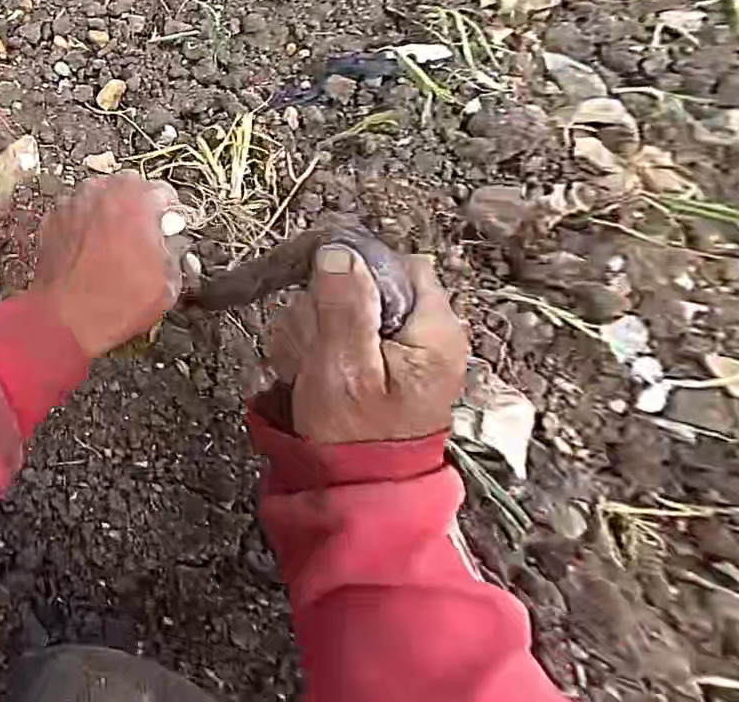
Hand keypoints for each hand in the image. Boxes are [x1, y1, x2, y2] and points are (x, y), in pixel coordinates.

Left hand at [31, 173, 186, 357]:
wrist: (63, 321)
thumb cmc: (115, 304)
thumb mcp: (167, 284)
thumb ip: (175, 254)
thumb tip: (172, 246)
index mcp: (137, 203)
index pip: (163, 191)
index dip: (168, 212)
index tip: (167, 228)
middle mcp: (103, 195)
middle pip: (129, 185)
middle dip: (138, 205)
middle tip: (141, 234)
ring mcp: (73, 204)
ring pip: (99, 195)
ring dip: (109, 210)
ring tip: (113, 242)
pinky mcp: (53, 220)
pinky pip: (76, 211)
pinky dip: (84, 222)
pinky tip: (89, 249)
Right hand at [263, 247, 465, 443]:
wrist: (346, 488)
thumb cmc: (354, 434)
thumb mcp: (346, 367)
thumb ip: (344, 306)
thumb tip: (339, 252)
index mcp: (433, 330)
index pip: (398, 265)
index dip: (359, 273)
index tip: (329, 297)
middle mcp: (417, 332)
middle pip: (360, 284)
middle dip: (325, 309)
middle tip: (318, 347)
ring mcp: (389, 345)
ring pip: (335, 306)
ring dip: (310, 331)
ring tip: (309, 368)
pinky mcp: (365, 357)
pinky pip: (327, 329)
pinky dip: (309, 346)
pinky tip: (305, 371)